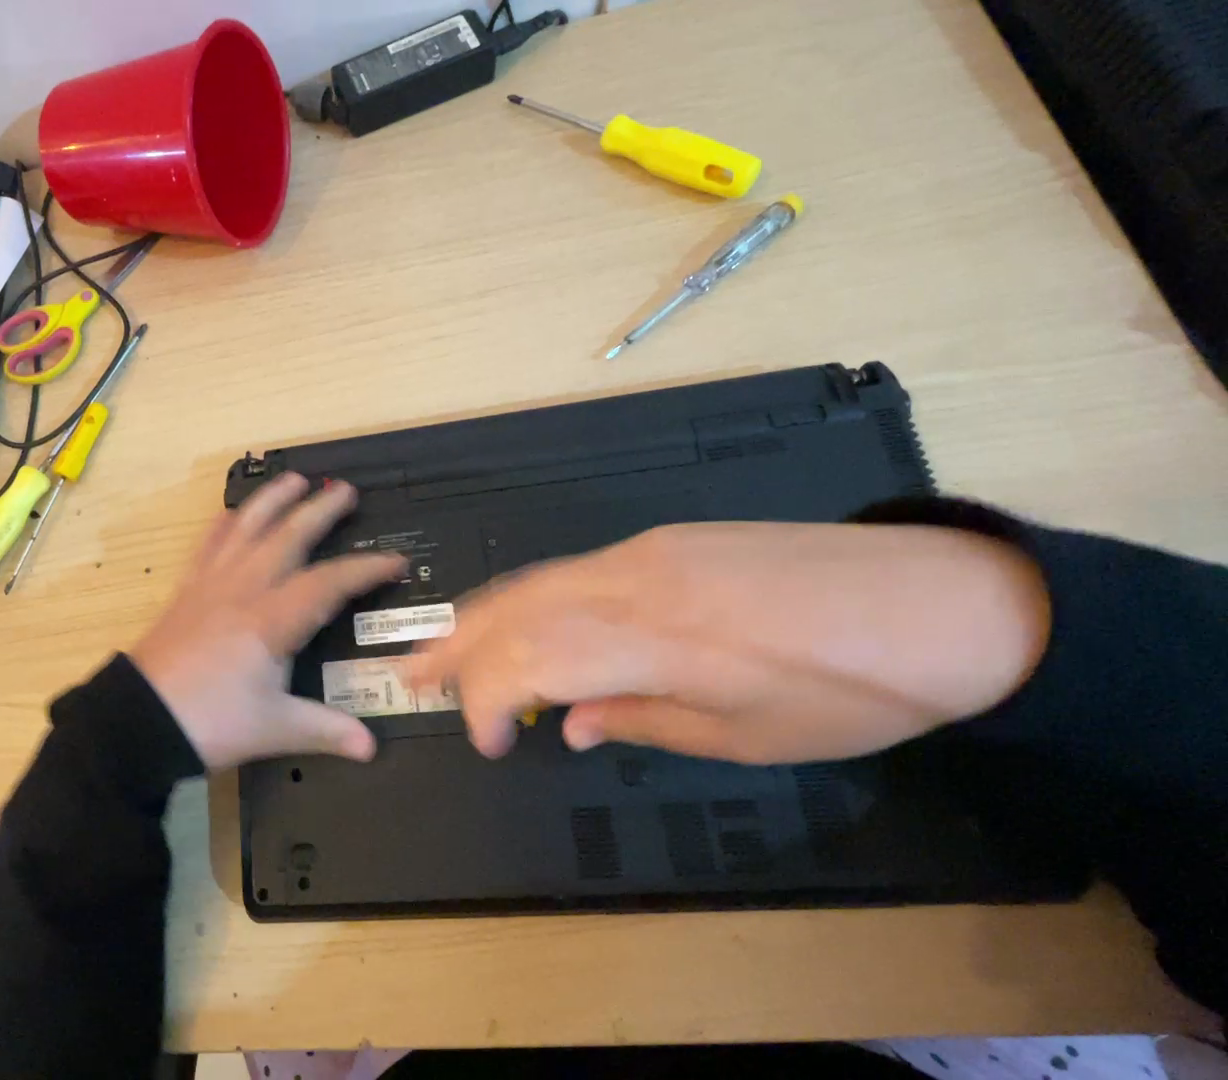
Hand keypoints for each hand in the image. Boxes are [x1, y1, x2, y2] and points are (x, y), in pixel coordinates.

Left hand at [130, 473, 407, 769]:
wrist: (139, 720)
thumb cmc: (210, 722)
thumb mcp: (274, 728)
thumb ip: (325, 731)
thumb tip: (370, 748)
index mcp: (271, 620)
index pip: (328, 583)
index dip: (365, 569)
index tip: (395, 561)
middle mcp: (243, 590)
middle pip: (287, 538)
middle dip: (319, 512)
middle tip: (345, 490)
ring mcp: (210, 585)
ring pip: (246, 529)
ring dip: (272, 501)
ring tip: (293, 479)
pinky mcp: (186, 592)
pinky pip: (208, 546)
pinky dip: (223, 525)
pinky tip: (230, 513)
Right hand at [409, 521, 1050, 763]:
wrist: (942, 600)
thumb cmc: (852, 693)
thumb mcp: (746, 737)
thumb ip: (641, 722)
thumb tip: (568, 724)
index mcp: (651, 638)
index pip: (530, 661)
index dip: (489, 701)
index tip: (488, 743)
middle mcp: (629, 581)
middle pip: (516, 609)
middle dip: (458, 648)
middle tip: (413, 678)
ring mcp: (643, 551)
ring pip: (536, 580)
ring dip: (482, 616)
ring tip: (444, 644)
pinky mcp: (663, 541)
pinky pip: (571, 569)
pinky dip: (528, 598)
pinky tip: (518, 618)